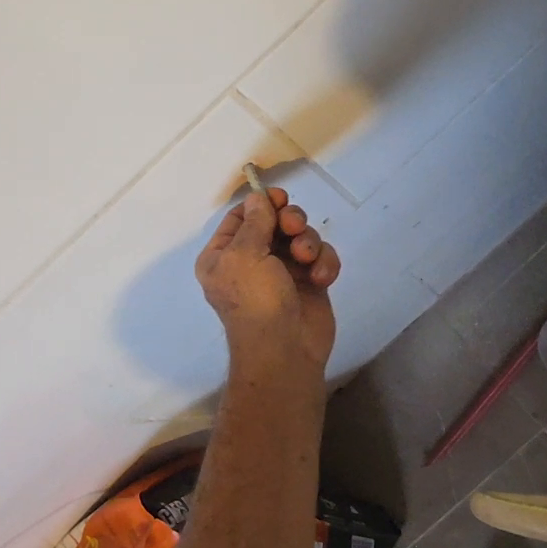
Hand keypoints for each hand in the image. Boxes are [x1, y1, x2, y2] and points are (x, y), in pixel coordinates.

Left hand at [195, 186, 340, 368]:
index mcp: (223, 256)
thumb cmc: (255, 301)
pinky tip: (321, 278)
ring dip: (308, 243)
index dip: (260, 203)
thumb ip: (254, 221)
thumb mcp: (244, 255)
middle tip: (293, 228)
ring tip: (306, 260)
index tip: (279, 196)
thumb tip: (258, 198)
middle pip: (275, 222)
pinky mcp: (309, 283)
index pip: (240, 217)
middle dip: (289, 221)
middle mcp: (251, 261)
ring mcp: (282, 272)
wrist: (285, 351)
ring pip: (301, 237)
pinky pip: (320, 258)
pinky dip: (323, 263)